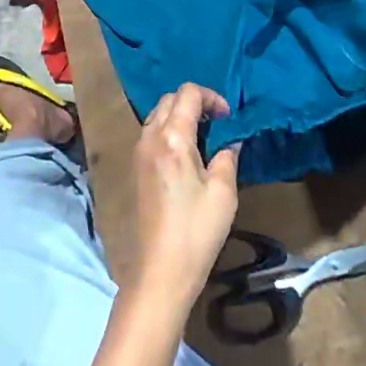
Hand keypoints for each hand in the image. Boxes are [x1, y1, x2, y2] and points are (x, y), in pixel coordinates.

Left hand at [132, 83, 239, 305]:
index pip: (188, 93)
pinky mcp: (135, 169)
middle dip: (194, 102)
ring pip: (158, 115)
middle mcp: (150, 137)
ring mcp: (138, 153)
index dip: (212, 96)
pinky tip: (186, 155)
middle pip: (170, 98)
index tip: (228, 117)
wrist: (159, 272)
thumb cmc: (196, 230)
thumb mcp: (224, 192)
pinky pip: (151, 134)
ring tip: (203, 137)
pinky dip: (168, 130)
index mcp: (172, 138)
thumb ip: (228, 156)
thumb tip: (230, 141)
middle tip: (217, 122)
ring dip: (180, 115)